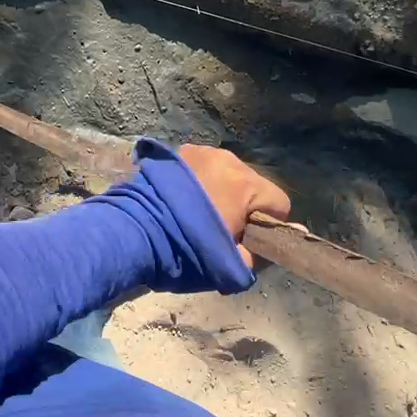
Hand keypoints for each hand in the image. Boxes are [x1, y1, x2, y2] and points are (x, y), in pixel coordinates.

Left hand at [177, 145, 290, 268]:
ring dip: (221, 189)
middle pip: (253, 184)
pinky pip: (202, 166)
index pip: (280, 204)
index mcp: (247, 185)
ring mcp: (202, 151)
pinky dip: (199, 180)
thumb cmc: (189, 248)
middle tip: (222, 227)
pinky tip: (183, 198)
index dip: (270, 226)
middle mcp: (228, 159)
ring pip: (227, 172)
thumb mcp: (232, 265)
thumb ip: (255, 256)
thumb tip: (256, 249)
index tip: (250, 238)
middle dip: (244, 205)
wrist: (137, 230)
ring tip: (199, 211)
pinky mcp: (178, 151)